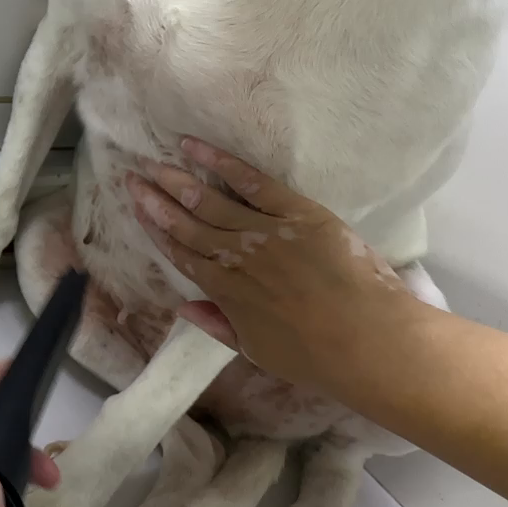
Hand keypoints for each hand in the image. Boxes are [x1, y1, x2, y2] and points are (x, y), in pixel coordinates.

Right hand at [122, 136, 423, 389]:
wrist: (376, 346)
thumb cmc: (320, 359)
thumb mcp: (260, 352)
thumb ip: (218, 326)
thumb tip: (181, 306)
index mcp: (224, 290)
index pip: (179, 252)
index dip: (154, 228)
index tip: (135, 208)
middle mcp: (234, 257)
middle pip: (184, 223)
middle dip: (154, 199)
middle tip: (131, 177)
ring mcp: (263, 232)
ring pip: (208, 201)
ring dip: (177, 180)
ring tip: (153, 162)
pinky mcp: (296, 213)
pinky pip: (252, 182)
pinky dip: (221, 162)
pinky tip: (195, 147)